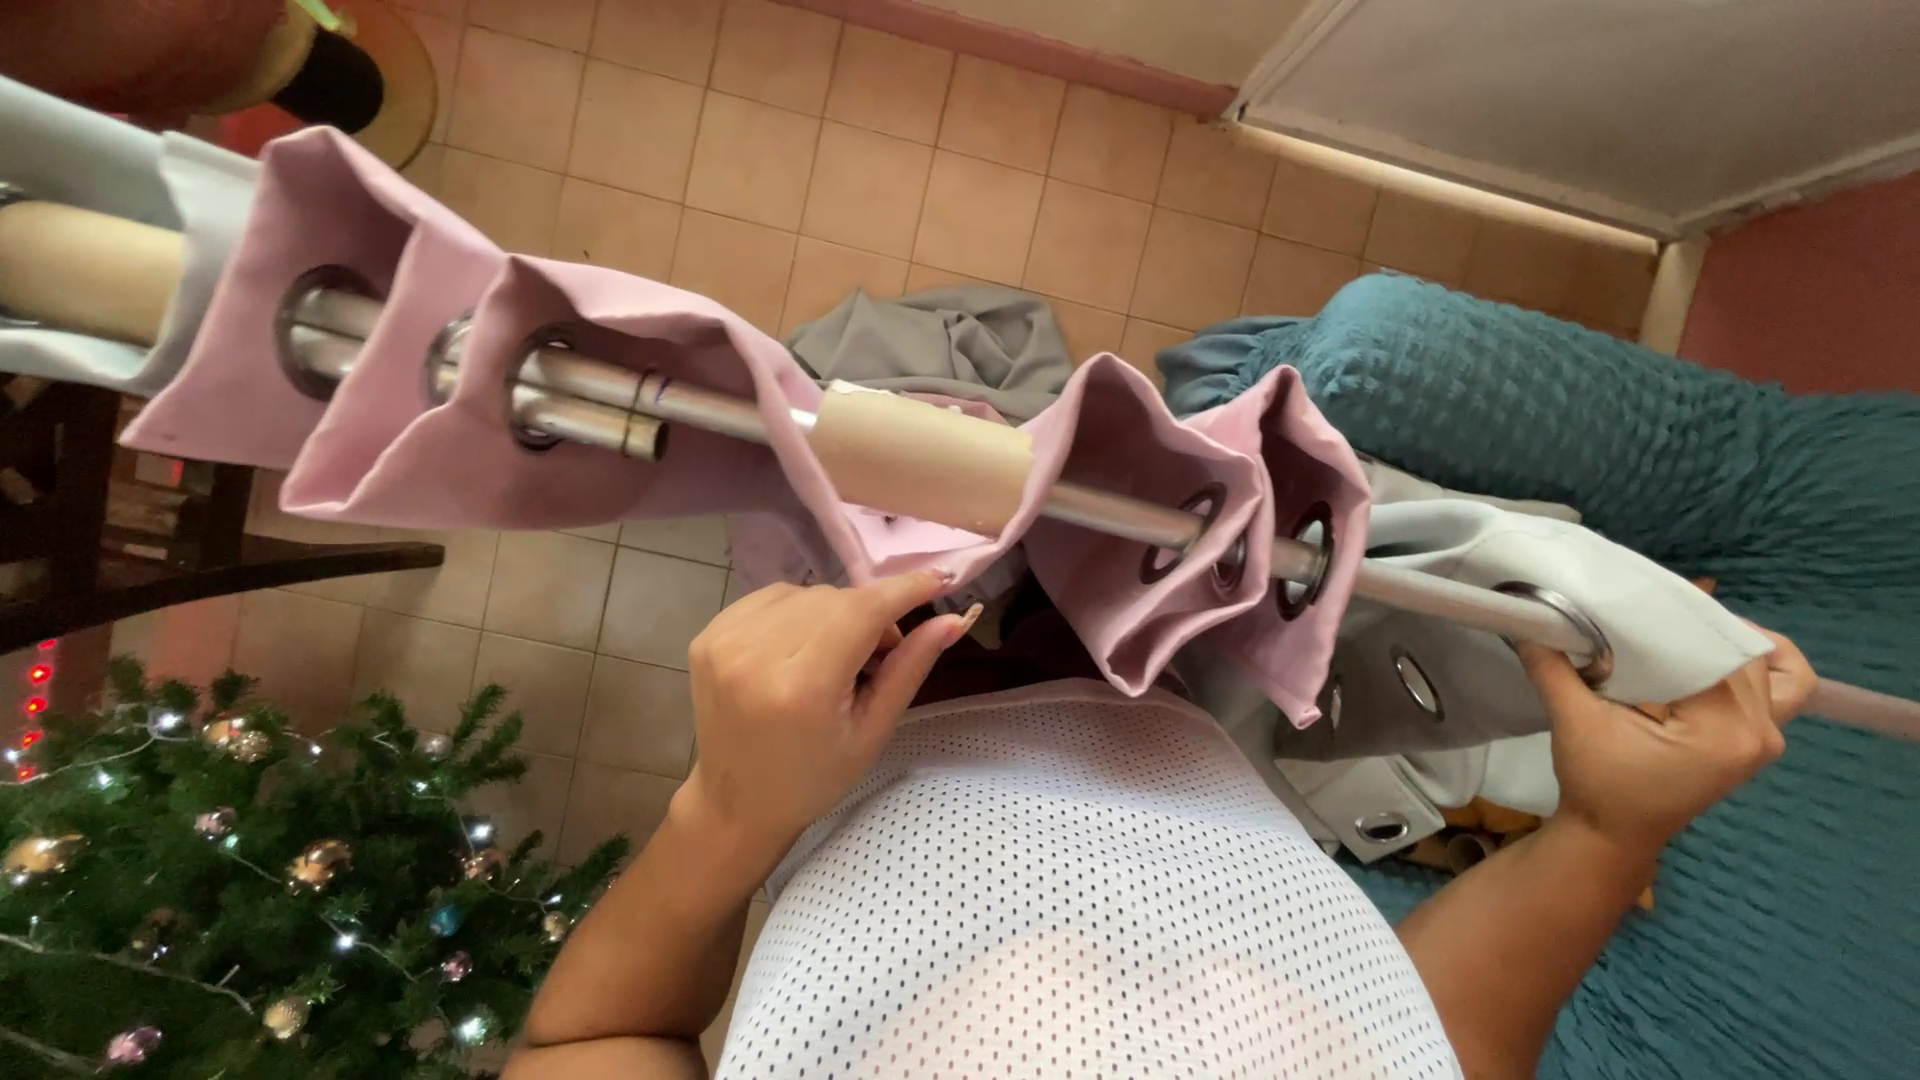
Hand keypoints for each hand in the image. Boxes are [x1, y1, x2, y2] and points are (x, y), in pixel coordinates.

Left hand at [674, 571, 972, 858]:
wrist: (737, 802)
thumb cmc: (814, 777)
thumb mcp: (873, 732)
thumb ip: (910, 669)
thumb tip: (952, 620)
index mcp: (801, 687)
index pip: (861, 611)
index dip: (903, 590)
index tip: (939, 579)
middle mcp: (756, 654)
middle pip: (837, 599)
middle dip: (870, 615)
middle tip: (880, 655)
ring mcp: (726, 640)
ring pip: (807, 593)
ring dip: (834, 613)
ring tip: (837, 656)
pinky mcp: (709, 634)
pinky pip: (774, 597)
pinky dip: (800, 612)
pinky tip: (802, 647)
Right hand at [1519, 625, 1815, 858]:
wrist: (1611, 831)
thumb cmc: (1597, 781)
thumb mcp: (1572, 720)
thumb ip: (1554, 668)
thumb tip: (1530, 622)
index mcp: (1726, 729)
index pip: (1716, 654)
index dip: (1679, 623)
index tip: (1637, 599)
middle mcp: (1762, 733)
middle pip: (1747, 659)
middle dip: (1698, 631)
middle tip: (1649, 610)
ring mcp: (1765, 741)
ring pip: (1778, 674)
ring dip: (1735, 647)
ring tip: (1687, 632)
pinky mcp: (1754, 743)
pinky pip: (1777, 693)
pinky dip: (1751, 670)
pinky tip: (1706, 660)